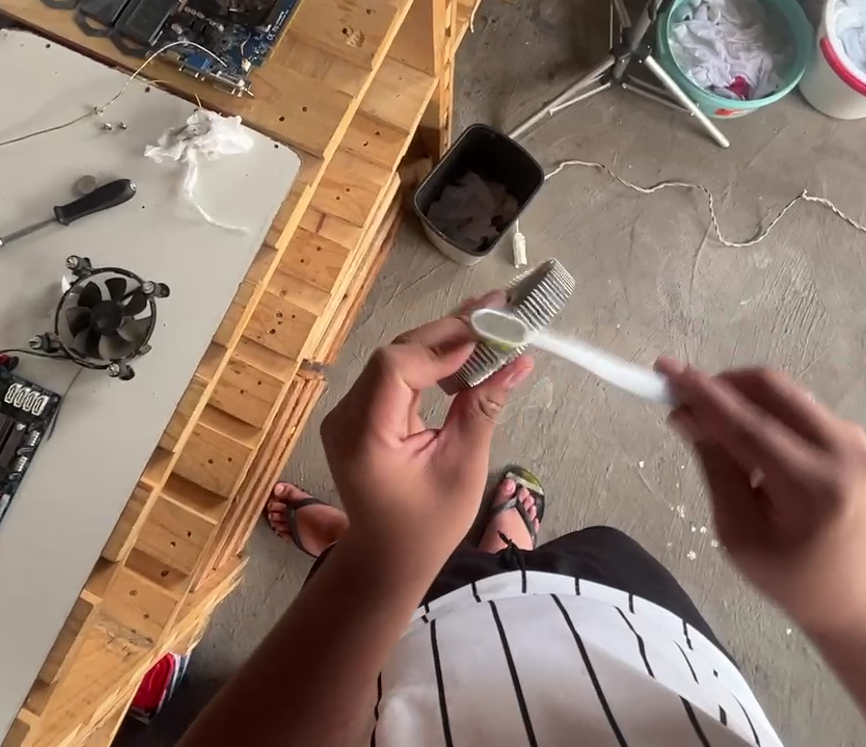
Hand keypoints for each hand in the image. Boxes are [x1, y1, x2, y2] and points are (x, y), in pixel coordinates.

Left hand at [320, 296, 533, 583]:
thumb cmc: (429, 525)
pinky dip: (430, 359)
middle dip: (448, 333)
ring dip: (442, 340)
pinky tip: (464, 351)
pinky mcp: (360, 409)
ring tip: (488, 323)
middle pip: (395, 353)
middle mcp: (346, 416)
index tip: (487, 338)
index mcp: (364, 436)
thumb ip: (483, 408)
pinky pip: (395, 371)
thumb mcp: (464, 469)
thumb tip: (519, 360)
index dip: (440, 347)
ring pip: (396, 356)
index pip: (394, 367)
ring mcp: (348, 410)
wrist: (387, 556)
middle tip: (497, 309)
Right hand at [659, 360, 865, 638]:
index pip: (747, 425)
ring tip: (717, 424)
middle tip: (686, 396)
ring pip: (784, 392)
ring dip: (743, 396)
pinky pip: (798, 405)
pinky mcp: (854, 438)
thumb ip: (714, 465)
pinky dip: (765, 408)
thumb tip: (684, 413)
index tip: (666, 368)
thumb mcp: (736, 530)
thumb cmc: (786, 573)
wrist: (852, 594)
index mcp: (813, 488)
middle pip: (772, 390)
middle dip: (723, 384)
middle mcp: (843, 455)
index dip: (702, 393)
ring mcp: (855, 442)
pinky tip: (752, 439)